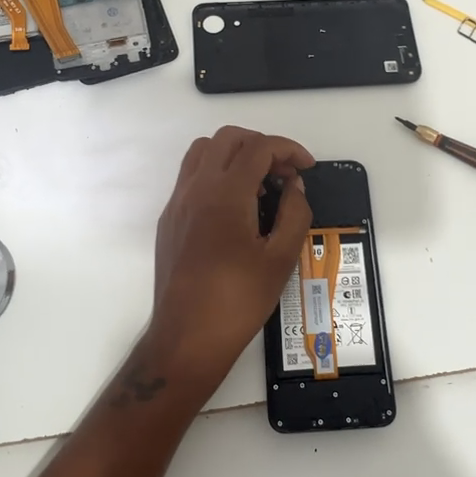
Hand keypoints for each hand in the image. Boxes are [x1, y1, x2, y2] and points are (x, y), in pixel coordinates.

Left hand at [151, 126, 314, 377]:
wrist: (187, 337)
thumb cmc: (238, 301)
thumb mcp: (281, 259)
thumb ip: (294, 214)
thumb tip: (294, 186)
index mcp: (225, 194)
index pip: (258, 147)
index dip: (288, 149)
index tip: (307, 168)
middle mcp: (196, 188)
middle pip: (228, 139)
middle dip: (261, 145)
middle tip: (284, 173)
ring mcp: (177, 202)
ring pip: (203, 151)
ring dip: (235, 155)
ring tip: (260, 184)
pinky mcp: (169, 219)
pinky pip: (191, 176)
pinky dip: (216, 174)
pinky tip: (235, 207)